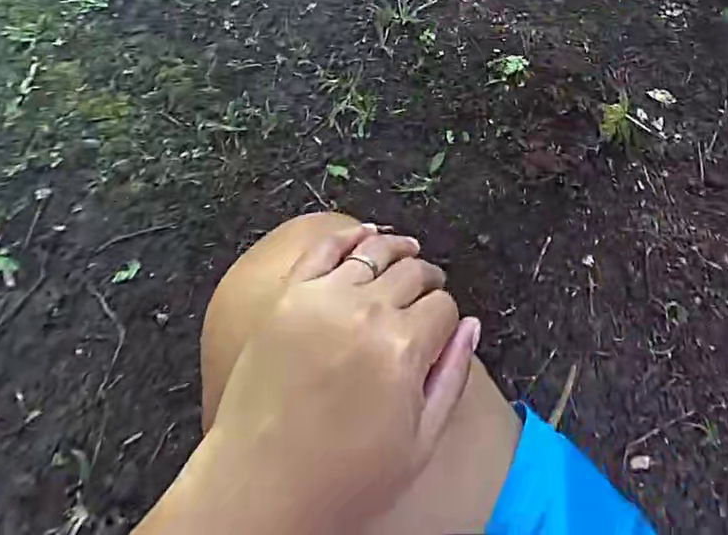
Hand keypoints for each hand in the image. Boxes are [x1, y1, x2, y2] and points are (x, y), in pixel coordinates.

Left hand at [190, 223, 479, 531]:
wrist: (255, 494)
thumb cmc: (340, 481)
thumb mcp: (418, 446)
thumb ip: (453, 377)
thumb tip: (471, 325)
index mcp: (403, 348)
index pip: (443, 306)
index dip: (447, 317)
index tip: (441, 328)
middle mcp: (367, 312)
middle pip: (414, 273)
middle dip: (429, 280)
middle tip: (429, 290)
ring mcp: (324, 299)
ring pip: (376, 251)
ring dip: (399, 248)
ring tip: (409, 249)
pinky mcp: (290, 297)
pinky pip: (325, 249)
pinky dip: (350, 235)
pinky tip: (366, 233)